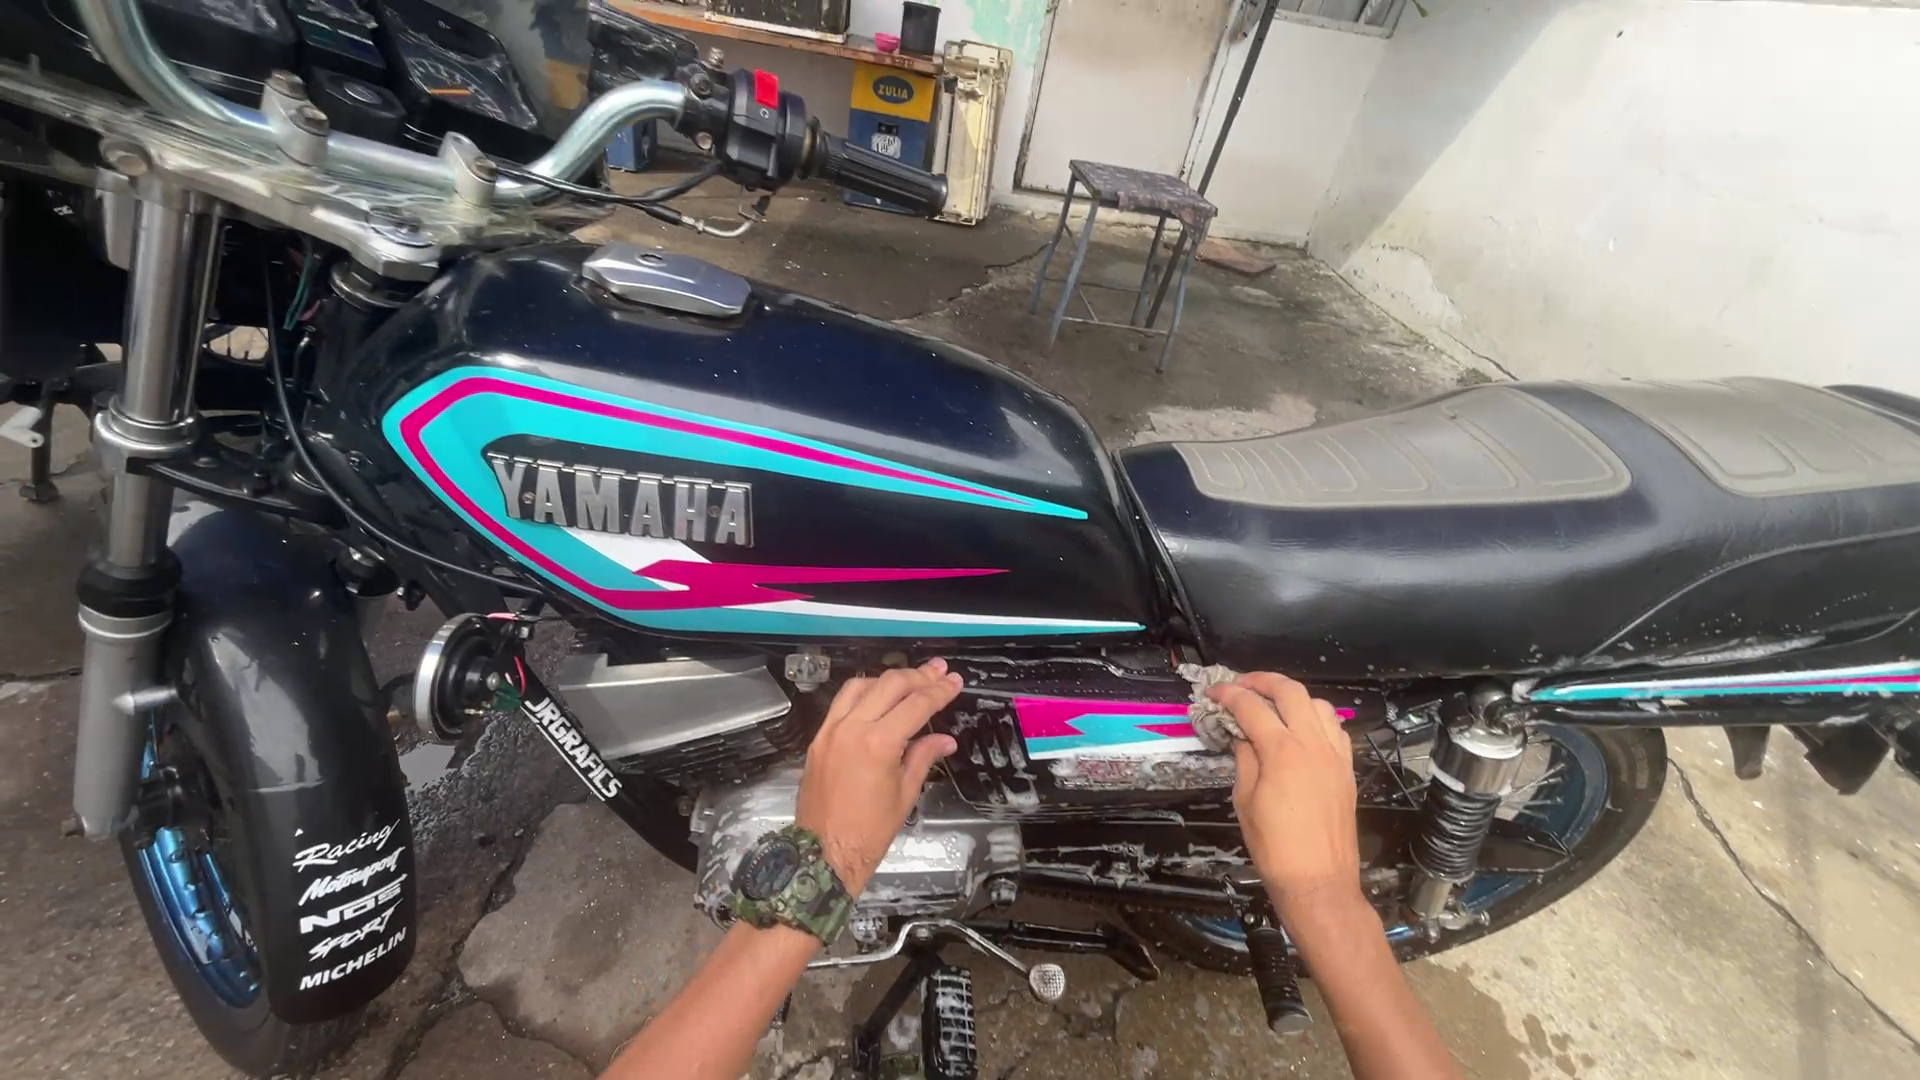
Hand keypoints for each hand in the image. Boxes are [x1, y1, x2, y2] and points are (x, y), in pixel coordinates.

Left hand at [795, 659, 962, 895]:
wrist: (824, 854)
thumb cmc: (870, 831)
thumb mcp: (905, 794)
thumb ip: (924, 757)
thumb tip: (945, 739)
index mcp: (879, 744)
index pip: (916, 705)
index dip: (939, 691)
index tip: (955, 681)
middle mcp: (852, 728)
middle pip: (890, 684)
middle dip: (918, 675)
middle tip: (939, 670)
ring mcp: (831, 730)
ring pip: (861, 685)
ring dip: (889, 678)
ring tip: (911, 679)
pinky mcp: (818, 738)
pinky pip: (841, 702)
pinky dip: (863, 692)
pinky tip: (878, 695)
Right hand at [1210, 673, 1362, 921]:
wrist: (1319, 882)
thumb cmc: (1273, 846)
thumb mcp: (1244, 800)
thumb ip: (1244, 759)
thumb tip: (1243, 736)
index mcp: (1282, 753)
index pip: (1251, 707)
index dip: (1227, 694)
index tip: (1212, 693)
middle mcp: (1313, 746)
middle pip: (1290, 691)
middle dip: (1261, 680)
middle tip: (1240, 685)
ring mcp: (1335, 756)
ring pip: (1318, 704)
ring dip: (1292, 696)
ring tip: (1271, 704)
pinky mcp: (1347, 770)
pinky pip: (1335, 729)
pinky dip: (1315, 718)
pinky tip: (1299, 729)